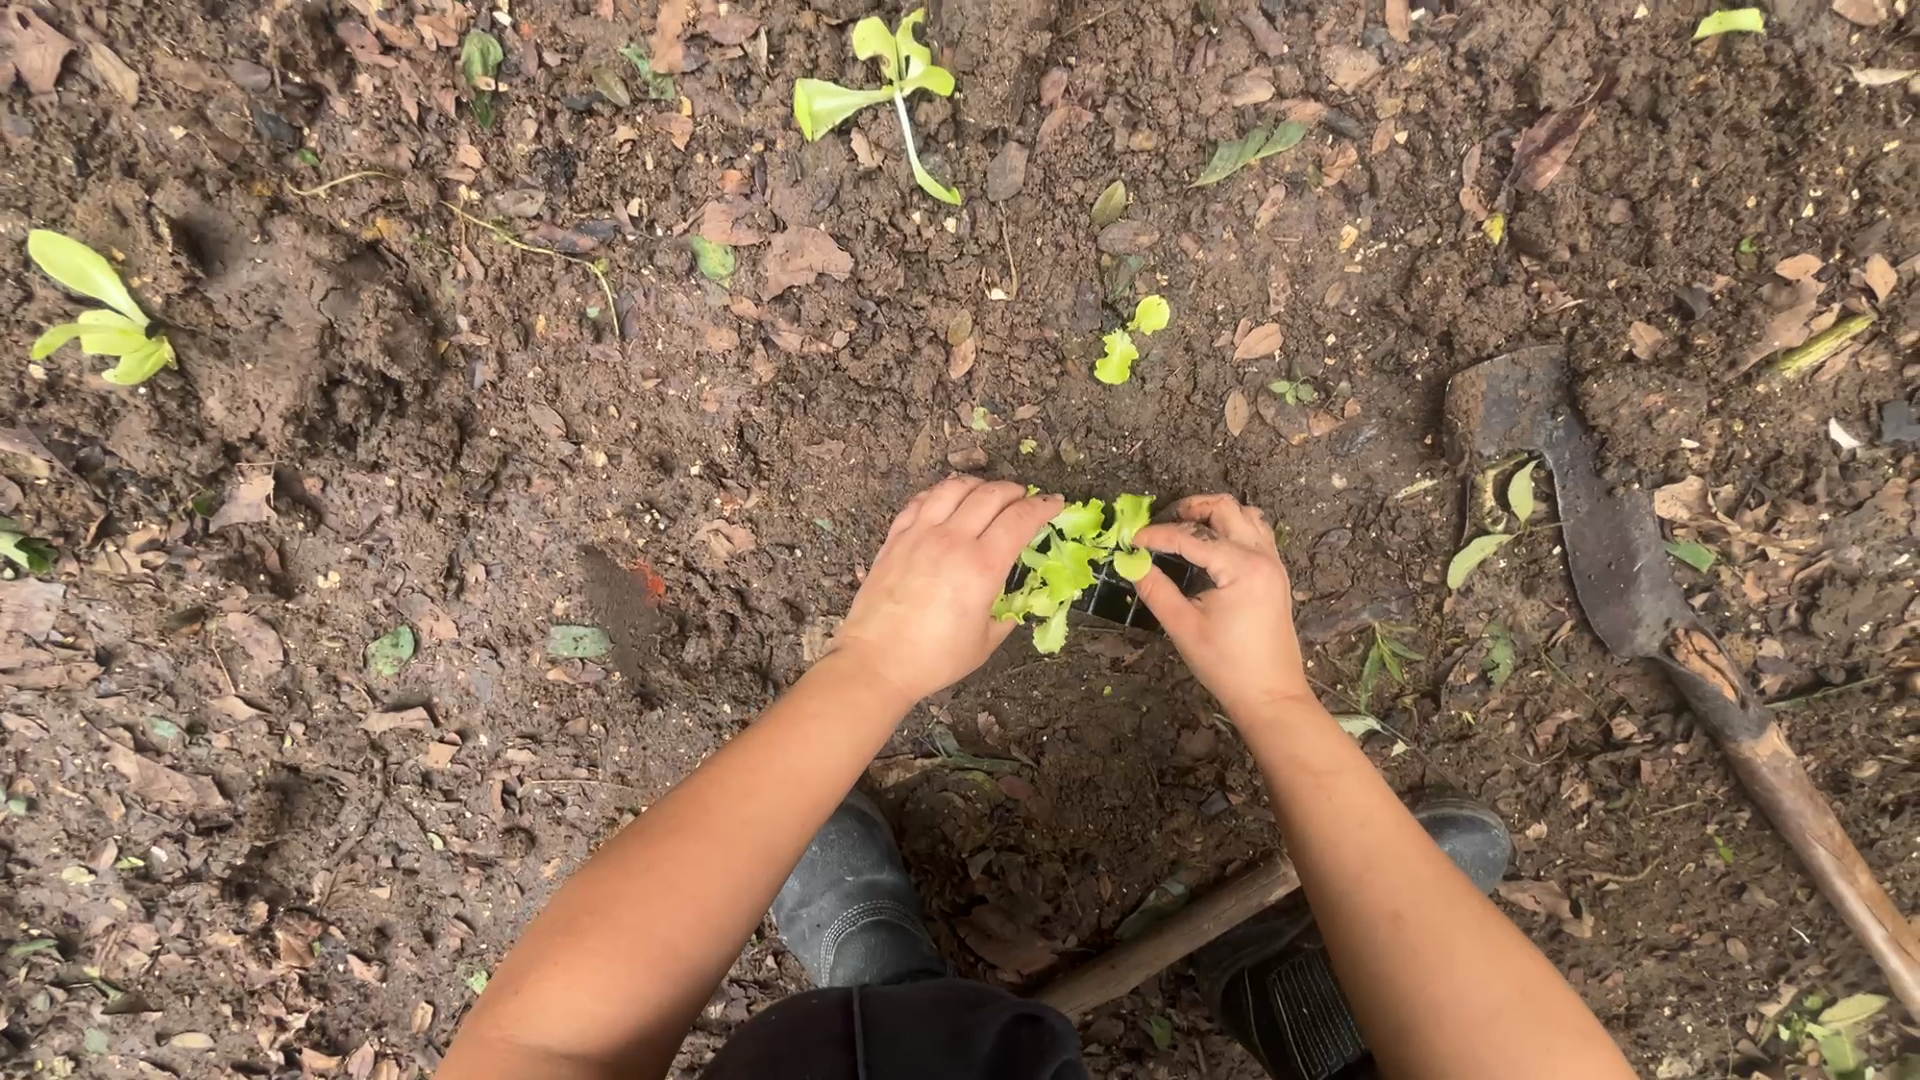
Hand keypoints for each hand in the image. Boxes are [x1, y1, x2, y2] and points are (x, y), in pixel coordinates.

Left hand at [831, 477, 1062, 706]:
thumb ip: (1006, 614)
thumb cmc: (933, 658)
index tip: (1055, 503)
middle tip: (1024, 499)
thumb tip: (1016, 602)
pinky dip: (940, 493)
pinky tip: (946, 500)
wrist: (877, 661)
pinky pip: (920, 501)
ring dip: (977, 485)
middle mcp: (952, 541)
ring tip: (987, 493)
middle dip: (1014, 491)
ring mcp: (920, 535)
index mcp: (982, 566)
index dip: (1043, 506)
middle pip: (990, 495)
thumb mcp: (985, 641)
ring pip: (953, 488)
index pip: (1020, 519)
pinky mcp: (895, 539)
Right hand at [1132, 494, 1311, 718]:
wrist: (1270, 694)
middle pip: (1225, 508)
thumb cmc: (1226, 665)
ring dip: (1213, 514)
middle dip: (1189, 508)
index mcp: (1241, 568)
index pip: (1191, 536)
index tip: (1131, 541)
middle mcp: (1262, 557)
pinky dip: (1231, 527)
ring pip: (1245, 514)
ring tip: (1185, 527)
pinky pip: (1256, 532)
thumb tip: (1131, 563)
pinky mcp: (1275, 574)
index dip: (1157, 535)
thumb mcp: (1182, 626)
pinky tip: (1210, 544)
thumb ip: (1155, 589)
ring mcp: (1273, 563)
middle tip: (1160, 522)